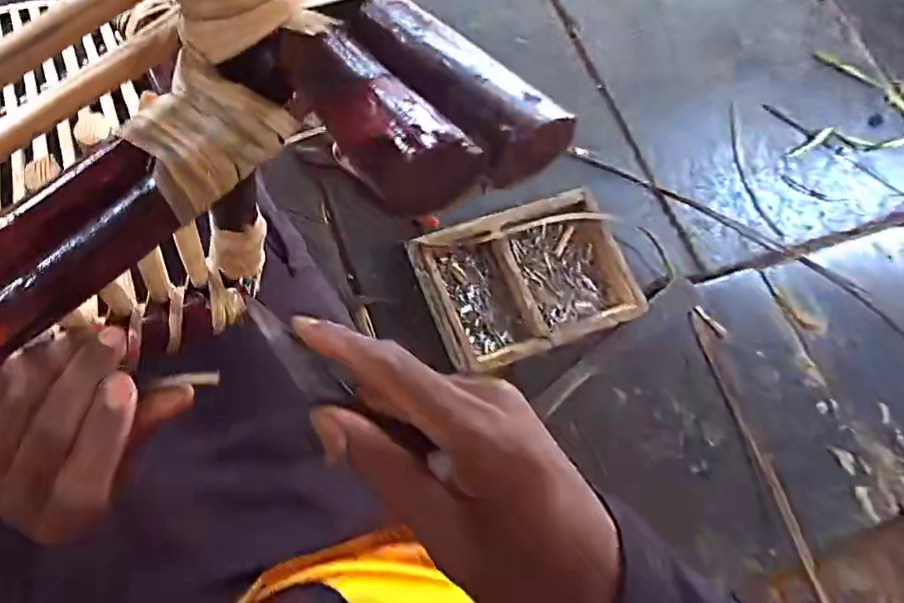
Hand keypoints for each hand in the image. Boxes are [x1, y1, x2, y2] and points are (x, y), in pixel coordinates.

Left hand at [0, 326, 193, 543]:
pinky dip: (26, 360)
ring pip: (19, 402)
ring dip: (56, 358)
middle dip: (85, 376)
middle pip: (50, 433)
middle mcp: (17, 504)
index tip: (126, 382)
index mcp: (65, 518)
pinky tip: (50, 347)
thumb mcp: (118, 458)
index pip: (83, 484)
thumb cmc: (76, 467)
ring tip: (84, 335)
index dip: (105, 431)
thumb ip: (144, 423)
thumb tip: (183, 393)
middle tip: (114, 336)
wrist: (5, 483)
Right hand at [296, 317, 622, 602]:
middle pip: (404, 377)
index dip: (343, 345)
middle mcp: (489, 394)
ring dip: (388, 411)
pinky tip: (419, 460)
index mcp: (480, 430)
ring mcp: (498, 395)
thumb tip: (327, 418)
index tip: (301, 326)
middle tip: (331, 439)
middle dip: (360, 395)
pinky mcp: (500, 403)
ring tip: (383, 463)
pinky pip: (438, 397)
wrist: (603, 578)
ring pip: (418, 387)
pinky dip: (413, 418)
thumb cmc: (524, 573)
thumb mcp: (448, 537)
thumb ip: (384, 470)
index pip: (396, 372)